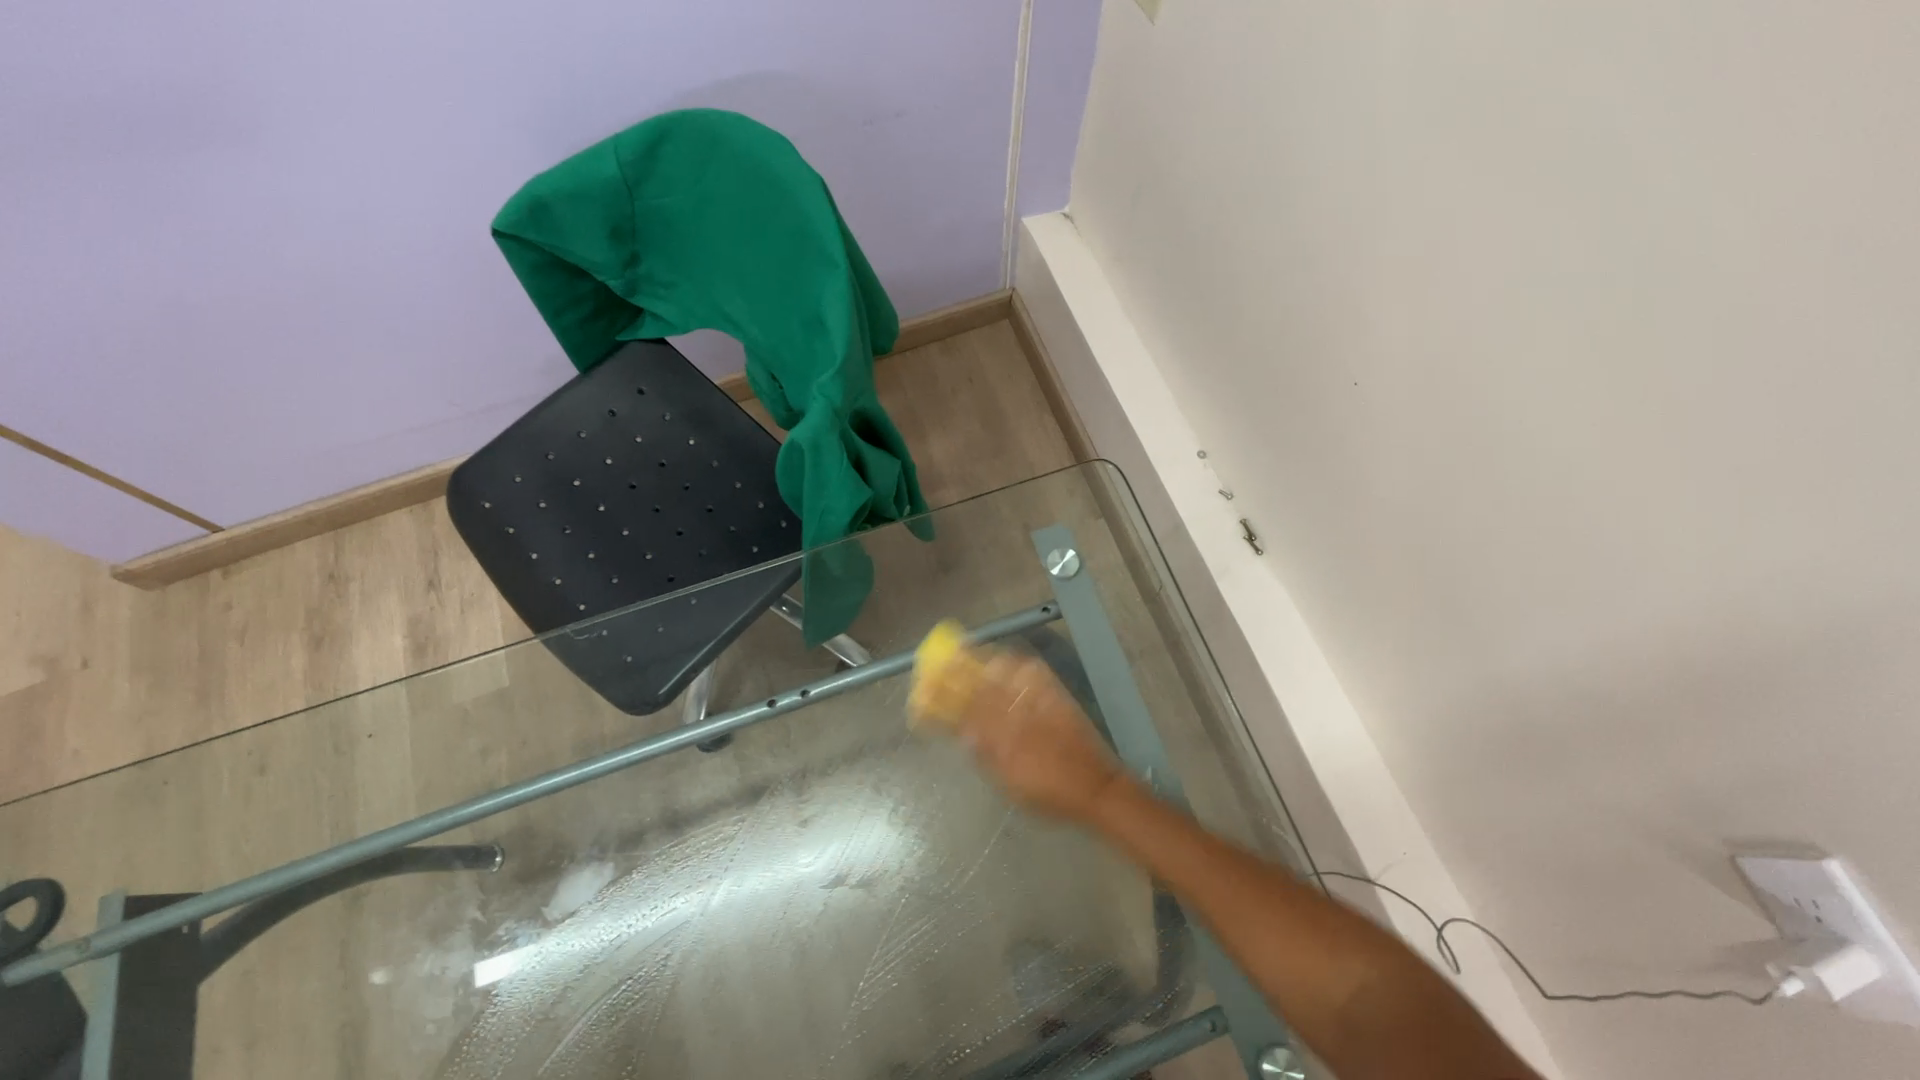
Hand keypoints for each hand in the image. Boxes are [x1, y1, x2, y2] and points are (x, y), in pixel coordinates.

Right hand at [945, 652, 1135, 822]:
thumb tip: (964, 733)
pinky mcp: (1057, 694)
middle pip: (977, 686)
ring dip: (979, 661)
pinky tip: (1003, 661)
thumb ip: (986, 756)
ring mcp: (1038, 701)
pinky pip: (1030, 671)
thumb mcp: (1009, 783)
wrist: (1096, 788)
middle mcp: (1017, 714)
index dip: (939, 700)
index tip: (921, 693)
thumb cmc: (1050, 794)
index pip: (961, 711)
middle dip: (952, 673)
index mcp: (1002, 739)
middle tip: (934, 664)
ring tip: (962, 653)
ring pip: (1001, 672)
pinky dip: (1012, 662)